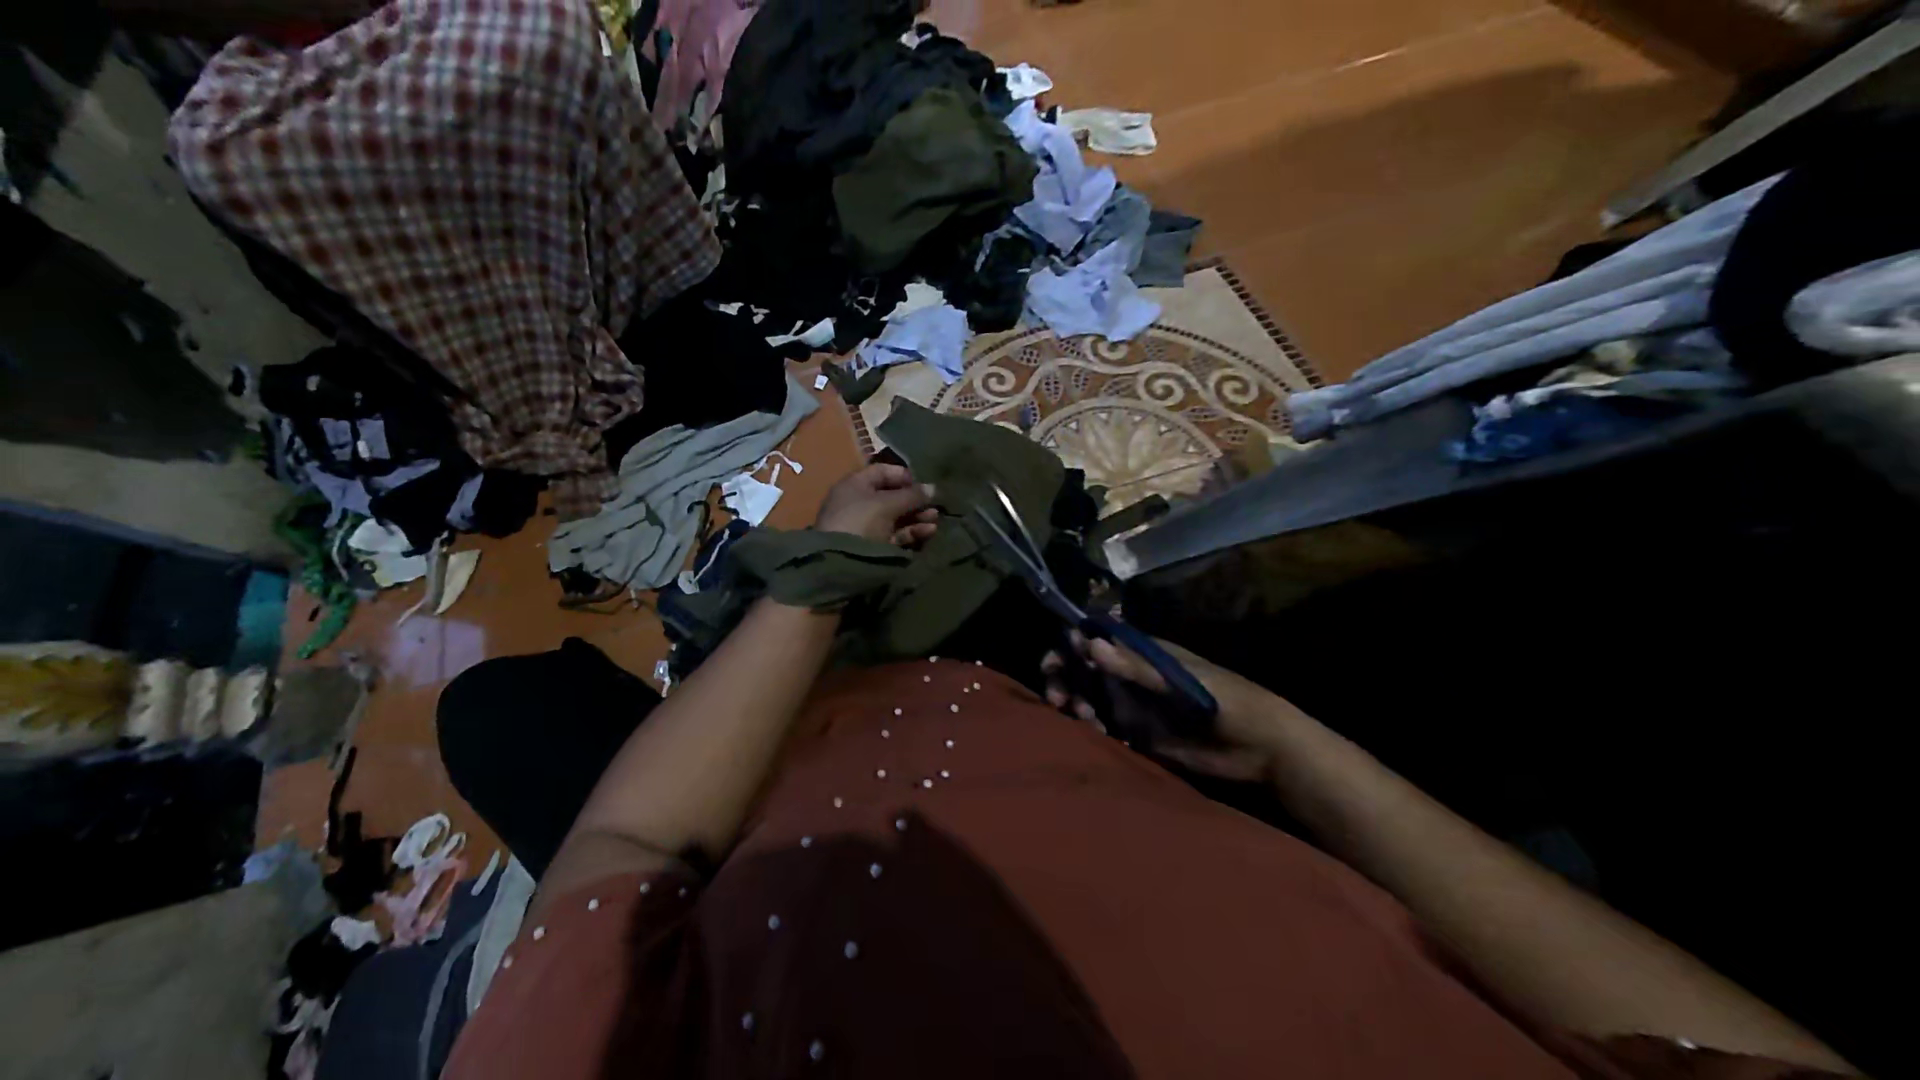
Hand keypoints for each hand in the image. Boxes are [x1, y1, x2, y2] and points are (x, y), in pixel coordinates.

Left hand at [813, 464, 938, 546]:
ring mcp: (866, 526)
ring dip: (917, 517)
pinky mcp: (873, 546)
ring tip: (934, 519)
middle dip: (914, 501)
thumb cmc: (861, 522)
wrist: (841, 562)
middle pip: (891, 497)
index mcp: (855, 485)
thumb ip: (912, 495)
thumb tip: (933, 488)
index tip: (921, 483)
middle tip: (934, 504)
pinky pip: (895, 535)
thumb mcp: (888, 504)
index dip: (902, 475)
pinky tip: (928, 532)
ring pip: (896, 518)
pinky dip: (911, 532)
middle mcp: (859, 503)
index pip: (881, 472)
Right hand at [1041, 631, 1287, 780]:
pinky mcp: (1139, 734)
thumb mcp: (1181, 680)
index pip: (1095, 641)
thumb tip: (1089, 644)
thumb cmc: (1226, 699)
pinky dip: (1092, 728)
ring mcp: (1134, 704)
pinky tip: (1097, 733)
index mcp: (1143, 652)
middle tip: (1059, 698)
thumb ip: (1135, 667)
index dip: (1069, 648)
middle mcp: (1132, 674)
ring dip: (1076, 704)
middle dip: (1065, 680)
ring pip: (1089, 697)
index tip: (1052, 664)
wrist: (1260, 747)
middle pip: (1084, 670)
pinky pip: (1104, 726)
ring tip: (1084, 719)